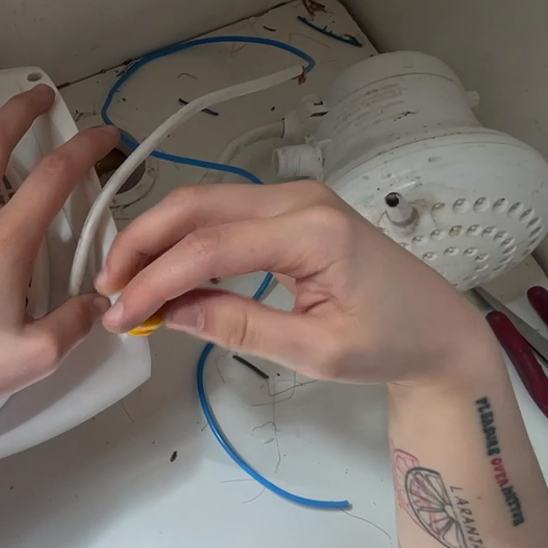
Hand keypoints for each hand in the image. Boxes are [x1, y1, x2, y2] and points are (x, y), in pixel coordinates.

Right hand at [96, 182, 496, 389]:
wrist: (440, 328)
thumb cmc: (388, 343)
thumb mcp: (311, 350)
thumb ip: (236, 326)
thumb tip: (167, 313)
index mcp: (311, 231)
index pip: (209, 247)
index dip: (155, 280)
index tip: (120, 315)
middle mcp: (298, 198)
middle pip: (194, 206)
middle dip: (140, 244)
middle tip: (106, 288)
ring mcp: (293, 196)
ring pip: (201, 203)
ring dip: (156, 238)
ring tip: (126, 280)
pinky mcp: (288, 207)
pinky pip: (219, 213)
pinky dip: (182, 238)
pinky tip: (163, 267)